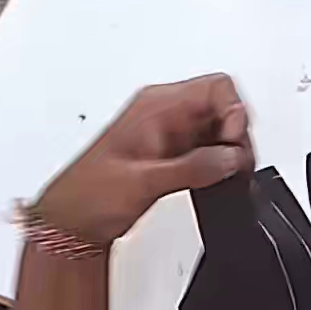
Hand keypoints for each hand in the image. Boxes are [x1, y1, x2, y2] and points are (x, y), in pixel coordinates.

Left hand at [30, 74, 253, 244]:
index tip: (232, 144)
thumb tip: (231, 157)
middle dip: (237, 137)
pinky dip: (223, 163)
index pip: (217, 88)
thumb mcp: (144, 181)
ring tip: (226, 176)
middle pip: (225, 108)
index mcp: (156, 105)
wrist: (73, 221)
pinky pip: (212, 148)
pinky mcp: (176, 152)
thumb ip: (193, 167)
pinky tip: (217, 180)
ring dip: (232, 152)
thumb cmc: (90, 195)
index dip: (235, 114)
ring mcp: (172, 132)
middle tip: (233, 166)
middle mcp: (167, 113)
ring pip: (223, 129)